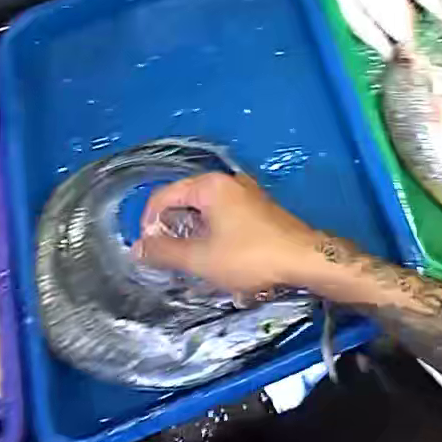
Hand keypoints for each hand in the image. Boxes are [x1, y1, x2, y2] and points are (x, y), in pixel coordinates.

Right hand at [136, 172, 336, 295]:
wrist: (304, 259)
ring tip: (192, 260)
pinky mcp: (258, 208)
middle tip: (168, 258)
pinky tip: (217, 256)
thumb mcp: (201, 258)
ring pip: (205, 209)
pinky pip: (223, 215)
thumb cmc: (249, 256)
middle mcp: (227, 181)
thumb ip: (164, 252)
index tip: (149, 251)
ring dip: (192, 233)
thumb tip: (137, 248)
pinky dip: (212, 232)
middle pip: (184, 200)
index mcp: (210, 184)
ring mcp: (246, 192)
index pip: (163, 195)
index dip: (149, 223)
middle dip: (171, 228)